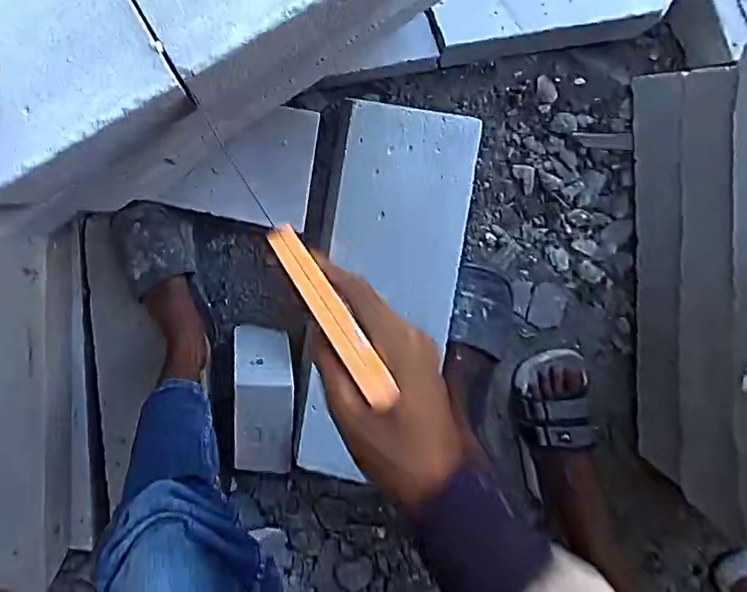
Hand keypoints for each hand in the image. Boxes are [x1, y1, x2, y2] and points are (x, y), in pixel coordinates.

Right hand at [307, 252, 465, 512]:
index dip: (327, 272)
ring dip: (343, 303)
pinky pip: (382, 326)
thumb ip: (330, 364)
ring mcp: (419, 346)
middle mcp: (413, 337)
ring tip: (313, 300)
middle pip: (366, 297)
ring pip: (373, 310)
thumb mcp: (349, 412)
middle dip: (331, 284)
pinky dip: (357, 321)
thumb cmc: (399, 456)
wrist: (445, 487)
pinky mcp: (419, 358)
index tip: (303, 258)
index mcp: (397, 344)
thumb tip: (318, 330)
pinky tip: (339, 329)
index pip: (357, 293)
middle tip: (301, 276)